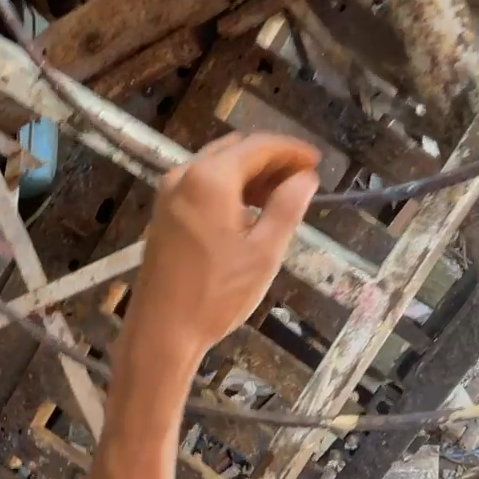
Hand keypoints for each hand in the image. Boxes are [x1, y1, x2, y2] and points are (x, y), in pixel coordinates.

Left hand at [125, 133, 320, 361]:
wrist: (163, 332)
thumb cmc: (216, 296)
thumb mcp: (263, 253)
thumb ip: (287, 208)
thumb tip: (305, 179)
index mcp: (210, 178)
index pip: (258, 146)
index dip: (291, 150)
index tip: (316, 162)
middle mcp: (183, 175)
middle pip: (234, 151)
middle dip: (270, 161)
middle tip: (300, 180)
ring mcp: (168, 196)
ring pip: (216, 168)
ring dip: (249, 176)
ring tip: (279, 199)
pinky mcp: (163, 216)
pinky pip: (200, 188)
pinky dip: (228, 191)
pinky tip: (247, 215)